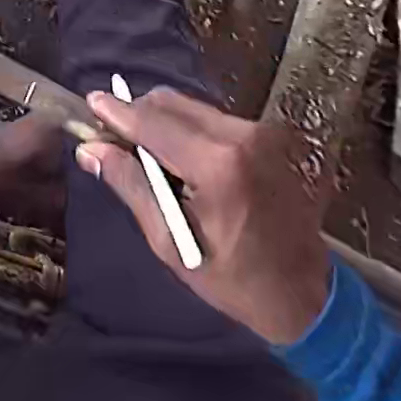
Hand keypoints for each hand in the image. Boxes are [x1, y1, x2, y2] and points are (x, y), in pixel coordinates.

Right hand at [75, 88, 329, 344]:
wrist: (310, 298)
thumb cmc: (234, 278)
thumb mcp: (170, 240)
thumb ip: (129, 184)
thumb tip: (90, 149)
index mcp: (218, 165)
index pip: (151, 122)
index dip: (116, 111)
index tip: (91, 102)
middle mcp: (243, 137)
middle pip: (168, 103)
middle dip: (137, 116)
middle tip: (118, 140)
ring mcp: (263, 132)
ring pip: (189, 106)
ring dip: (163, 122)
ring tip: (155, 156)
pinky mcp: (272, 135)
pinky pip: (211, 116)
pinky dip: (188, 128)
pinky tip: (186, 158)